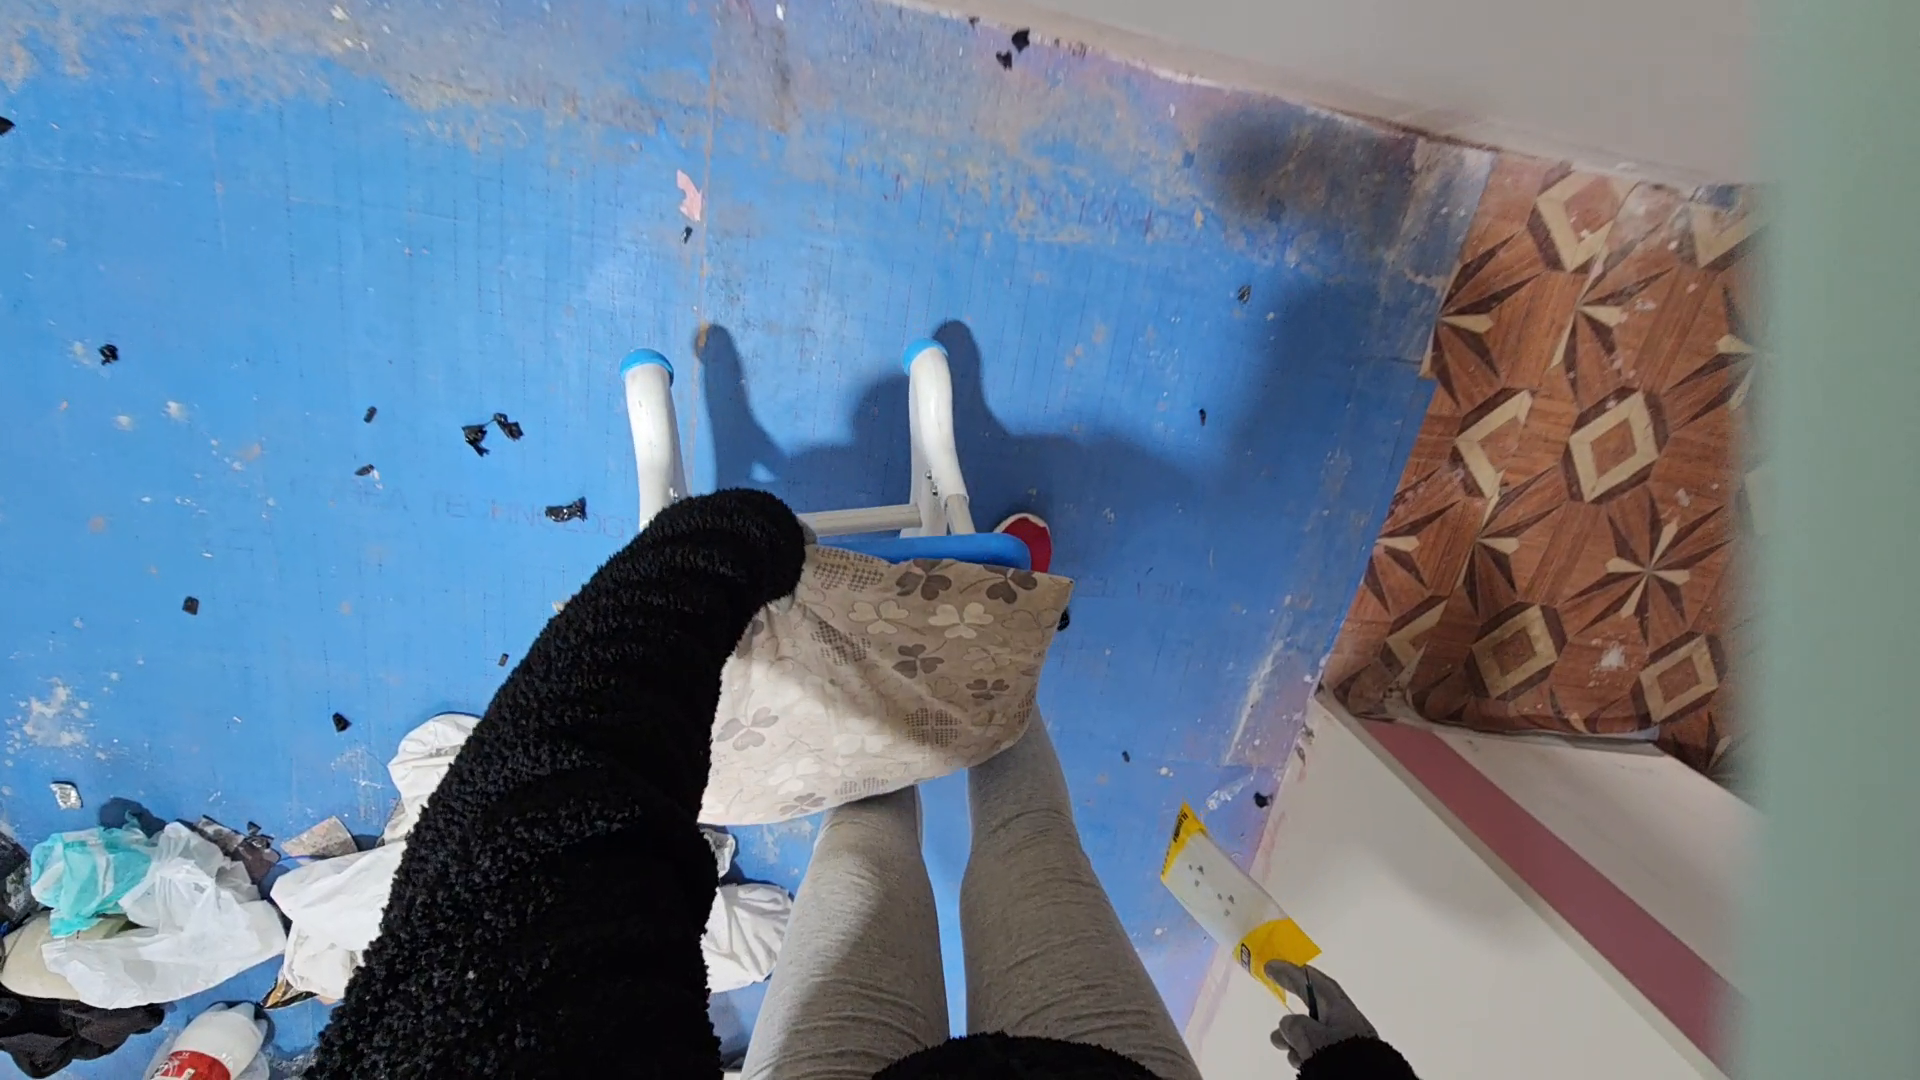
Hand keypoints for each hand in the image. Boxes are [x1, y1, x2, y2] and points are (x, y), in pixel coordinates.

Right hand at [1263, 962, 1377, 1069]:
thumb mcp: (1308, 1035)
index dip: (1289, 971)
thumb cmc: (1338, 1055)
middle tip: (1276, 1002)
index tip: (1270, 965)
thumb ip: (1293, 1024)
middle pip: (1313, 1006)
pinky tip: (1298, 1058)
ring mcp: (1348, 1041)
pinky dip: (1305, 1049)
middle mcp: (1345, 1020)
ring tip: (1280, 1044)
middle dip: (1292, 1006)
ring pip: (1314, 1031)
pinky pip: (1321, 1048)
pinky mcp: (1348, 1060)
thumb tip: (1287, 1025)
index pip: (1310, 980)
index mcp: (1338, 1006)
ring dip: (1295, 1035)